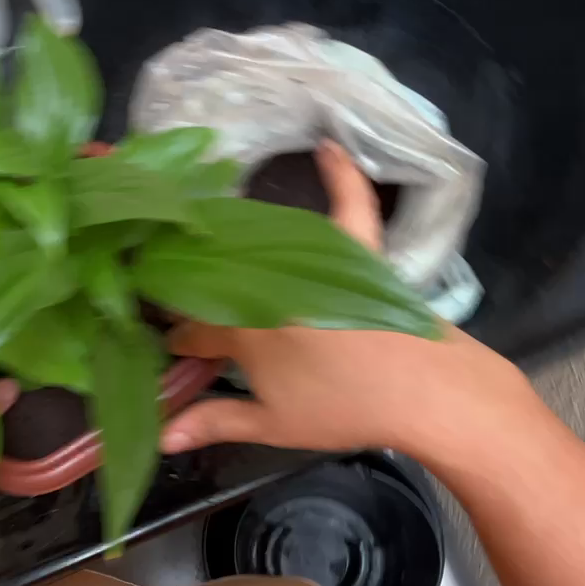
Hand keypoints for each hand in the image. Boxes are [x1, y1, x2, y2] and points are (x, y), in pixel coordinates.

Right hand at [161, 141, 541, 465]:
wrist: (424, 393)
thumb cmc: (342, 409)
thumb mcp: (270, 424)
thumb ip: (212, 423)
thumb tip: (160, 439)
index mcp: (245, 330)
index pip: (192, 333)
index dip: (177, 345)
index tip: (168, 354)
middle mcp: (270, 286)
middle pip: (217, 288)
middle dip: (193, 300)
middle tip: (184, 315)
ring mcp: (314, 263)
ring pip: (261, 246)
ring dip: (231, 245)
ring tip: (208, 244)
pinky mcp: (359, 251)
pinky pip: (349, 205)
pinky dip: (341, 175)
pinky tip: (327, 146)